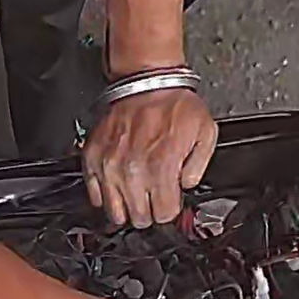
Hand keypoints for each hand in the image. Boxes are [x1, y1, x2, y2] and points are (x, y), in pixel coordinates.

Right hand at [83, 87, 218, 227]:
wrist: (146, 80)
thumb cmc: (174, 105)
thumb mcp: (205, 134)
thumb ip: (198, 168)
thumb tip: (184, 188)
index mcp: (160, 168)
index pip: (163, 215)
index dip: (168, 209)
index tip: (168, 200)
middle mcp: (132, 172)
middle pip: (139, 219)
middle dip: (149, 211)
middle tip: (152, 197)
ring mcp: (109, 168)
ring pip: (115, 214)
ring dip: (127, 208)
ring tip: (134, 194)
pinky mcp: (92, 161)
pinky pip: (94, 196)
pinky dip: (106, 195)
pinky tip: (117, 184)